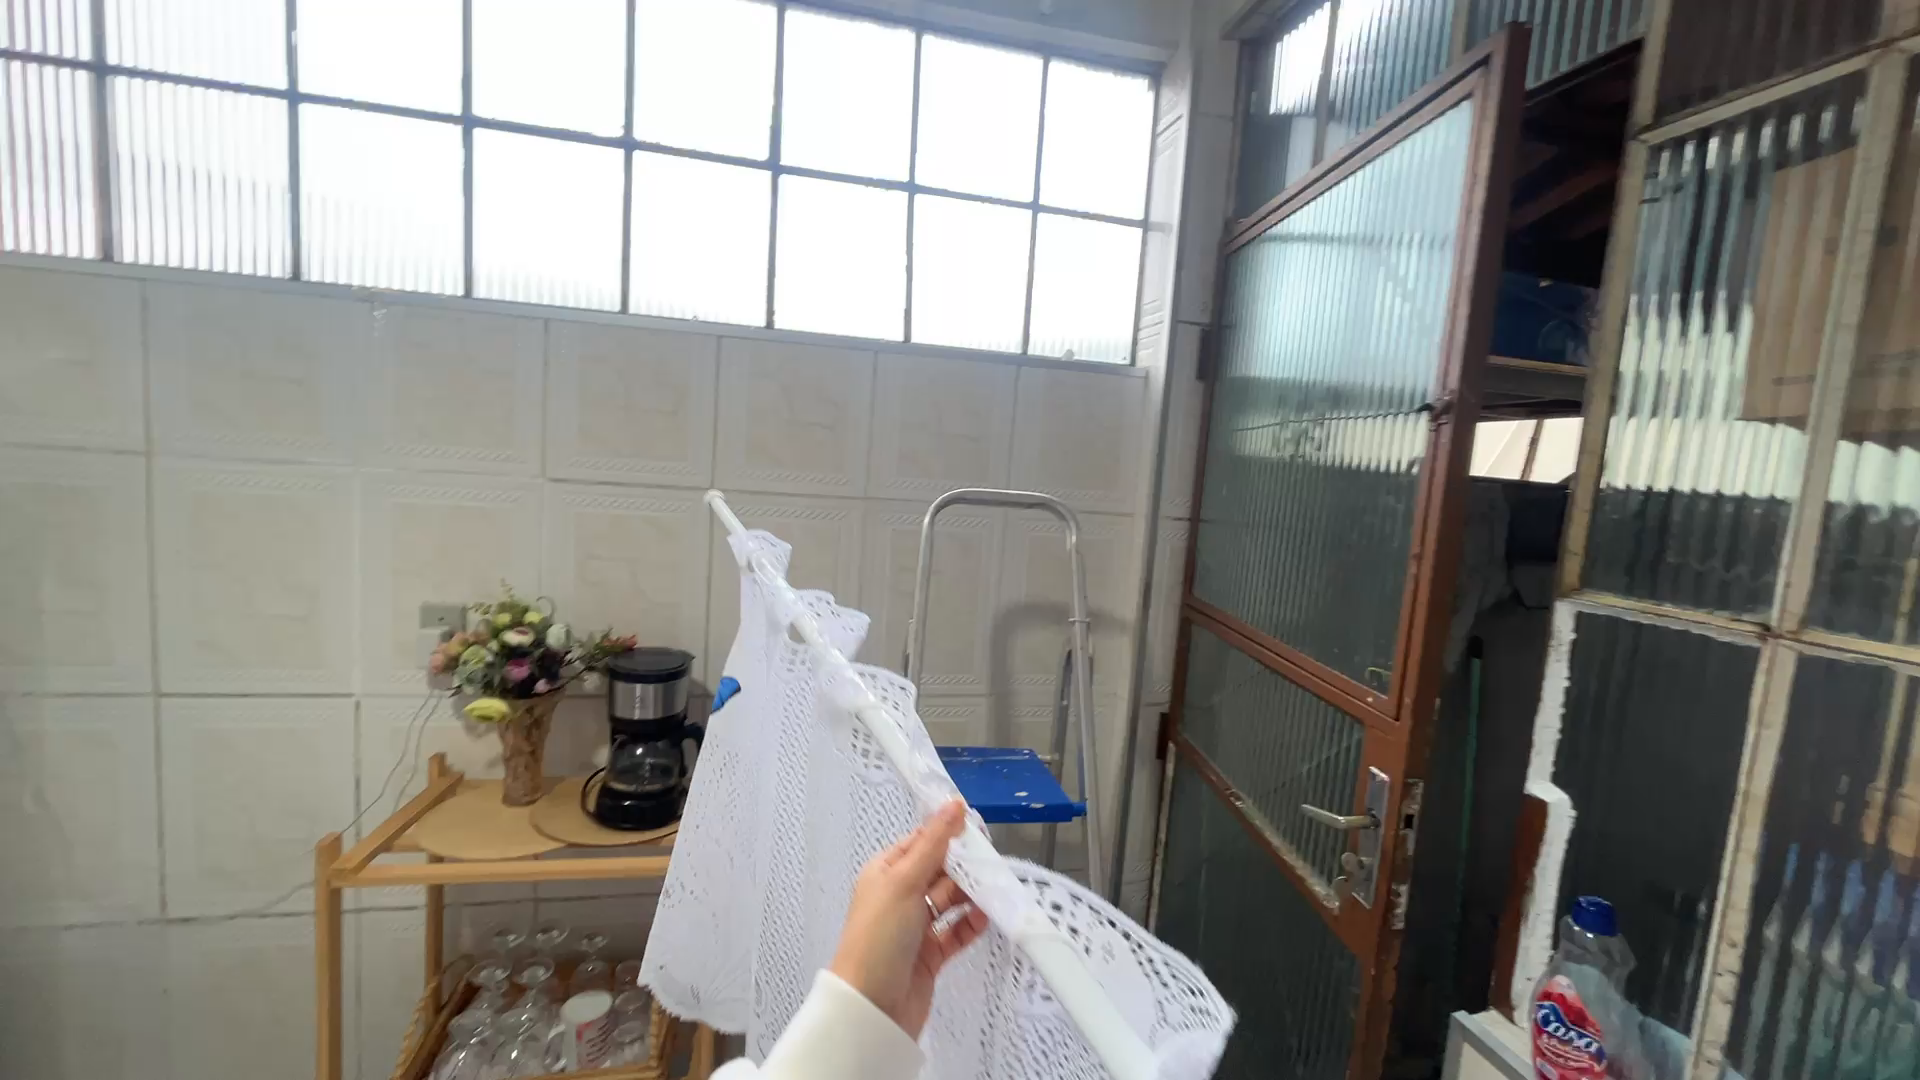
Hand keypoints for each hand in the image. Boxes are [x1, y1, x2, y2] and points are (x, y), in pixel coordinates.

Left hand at [829, 800, 989, 1038]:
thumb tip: (953, 804)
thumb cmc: (879, 937)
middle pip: (939, 870)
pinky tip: (985, 917)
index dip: (946, 833)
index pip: (920, 842)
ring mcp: (915, 926)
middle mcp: (899, 895)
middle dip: (963, 865)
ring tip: (993, 888)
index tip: (976, 827)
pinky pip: (956, 931)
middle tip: (990, 861)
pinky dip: (970, 923)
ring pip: (950, 900)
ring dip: (970, 894)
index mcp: (885, 872)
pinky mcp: (930, 954)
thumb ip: (934, 843)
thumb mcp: (905, 881)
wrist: (870, 1011)